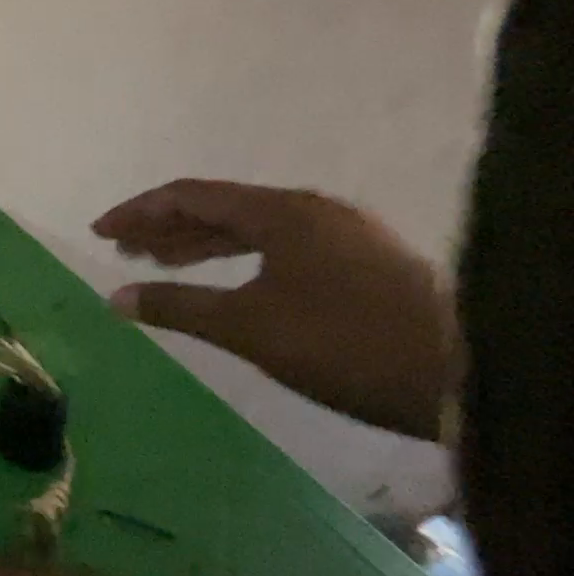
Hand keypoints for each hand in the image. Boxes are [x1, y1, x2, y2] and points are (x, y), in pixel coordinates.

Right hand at [92, 179, 452, 439]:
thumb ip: (176, 306)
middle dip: (166, 227)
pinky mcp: (365, 262)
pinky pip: (280, 244)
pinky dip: (239, 256)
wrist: (475, 379)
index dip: (137, 211)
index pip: (189, 196)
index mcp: (280, 211)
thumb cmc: (344, 343)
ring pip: (252, 227)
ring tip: (161, 264)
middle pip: (220, 207)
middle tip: (124, 250)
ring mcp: (344, 234)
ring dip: (201, 243)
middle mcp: (311, 210)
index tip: (99, 232)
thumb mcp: (248, 327)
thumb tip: (115, 299)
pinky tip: (226, 279)